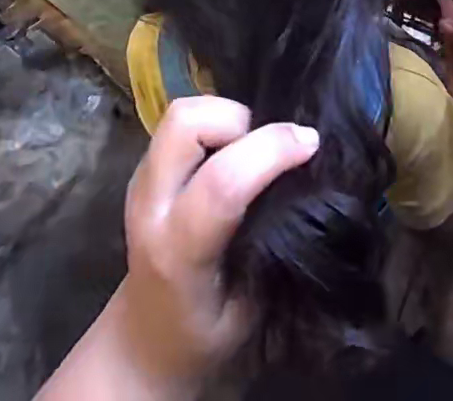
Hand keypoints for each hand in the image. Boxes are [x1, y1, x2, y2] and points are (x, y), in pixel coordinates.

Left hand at [108, 96, 320, 391]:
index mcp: (177, 252)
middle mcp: (151, 206)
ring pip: (180, 112)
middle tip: (269, 144)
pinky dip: (215, 121)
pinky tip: (234, 150)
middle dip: (238, 117)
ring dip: (226, 115)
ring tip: (253, 144)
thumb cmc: (204, 331)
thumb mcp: (250, 310)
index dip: (271, 150)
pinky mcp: (143, 167)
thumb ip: (273, 247)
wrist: (144, 339)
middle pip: (184, 124)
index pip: (220, 184)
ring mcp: (141, 180)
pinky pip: (180, 122)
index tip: (311, 144)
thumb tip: (309, 183)